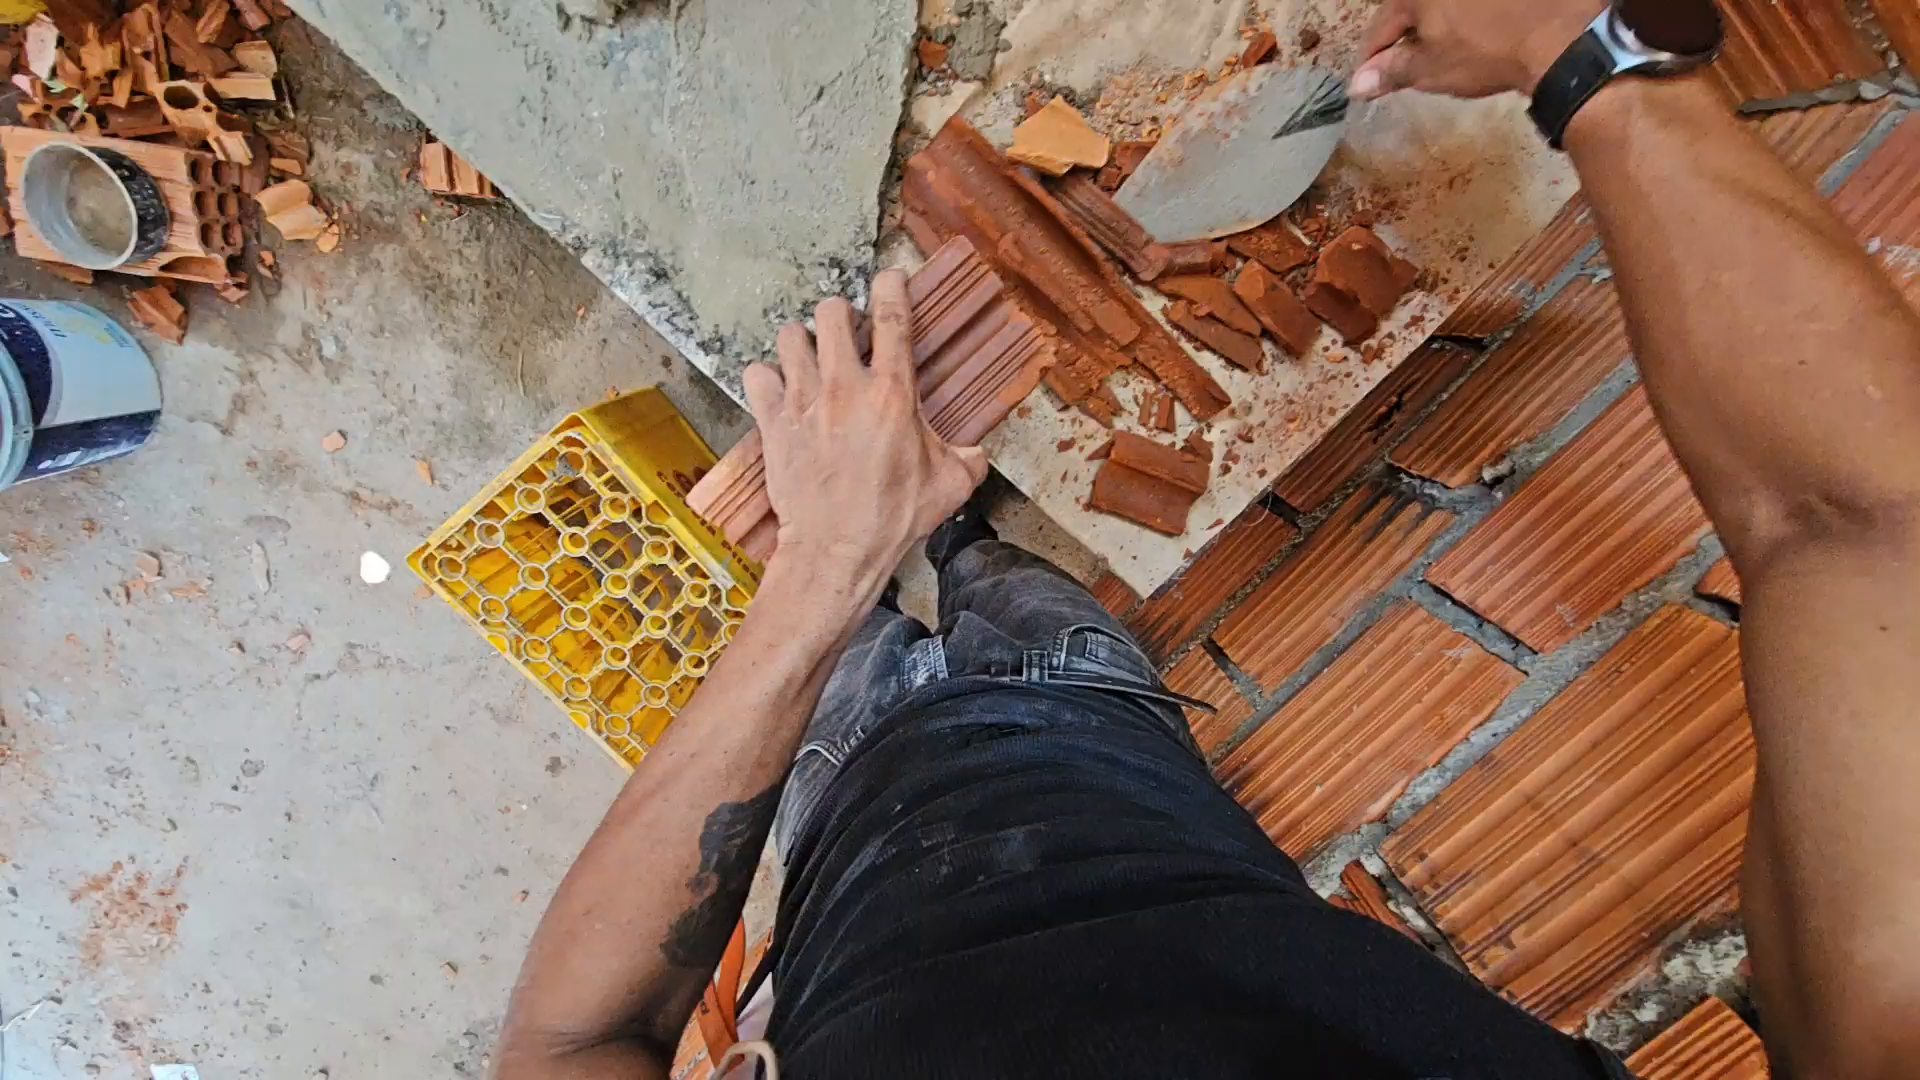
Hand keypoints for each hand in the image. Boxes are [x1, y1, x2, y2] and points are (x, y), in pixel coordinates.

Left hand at [743, 269, 987, 605]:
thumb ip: (971, 459)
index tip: (890, 279)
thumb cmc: (893, 518)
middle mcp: (844, 386)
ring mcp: (804, 402)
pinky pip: (757, 375)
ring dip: (802, 343)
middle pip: (830, 311)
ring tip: (811, 362)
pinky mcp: (773, 423)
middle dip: (839, 315)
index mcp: (892, 393)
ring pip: (789, 336)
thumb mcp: (951, 487)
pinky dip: (767, 379)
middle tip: (846, 336)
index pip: (892, 318)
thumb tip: (978, 453)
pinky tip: (782, 394)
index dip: (892, 287)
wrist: (836, 549)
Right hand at [1349, 0, 1604, 101]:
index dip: (1371, 58)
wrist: (1564, 35)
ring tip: (1439, 44)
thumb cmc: (1486, 53)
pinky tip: (1475, 27)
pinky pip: (1475, 3)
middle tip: (1404, 63)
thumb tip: (1356, 85)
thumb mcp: (1429, 69)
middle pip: (1413, 6)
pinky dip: (1469, 12)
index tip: (1367, 82)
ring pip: (1446, 4)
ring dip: (1437, 21)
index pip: (1381, 26)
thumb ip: (1389, 72)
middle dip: (1404, 34)